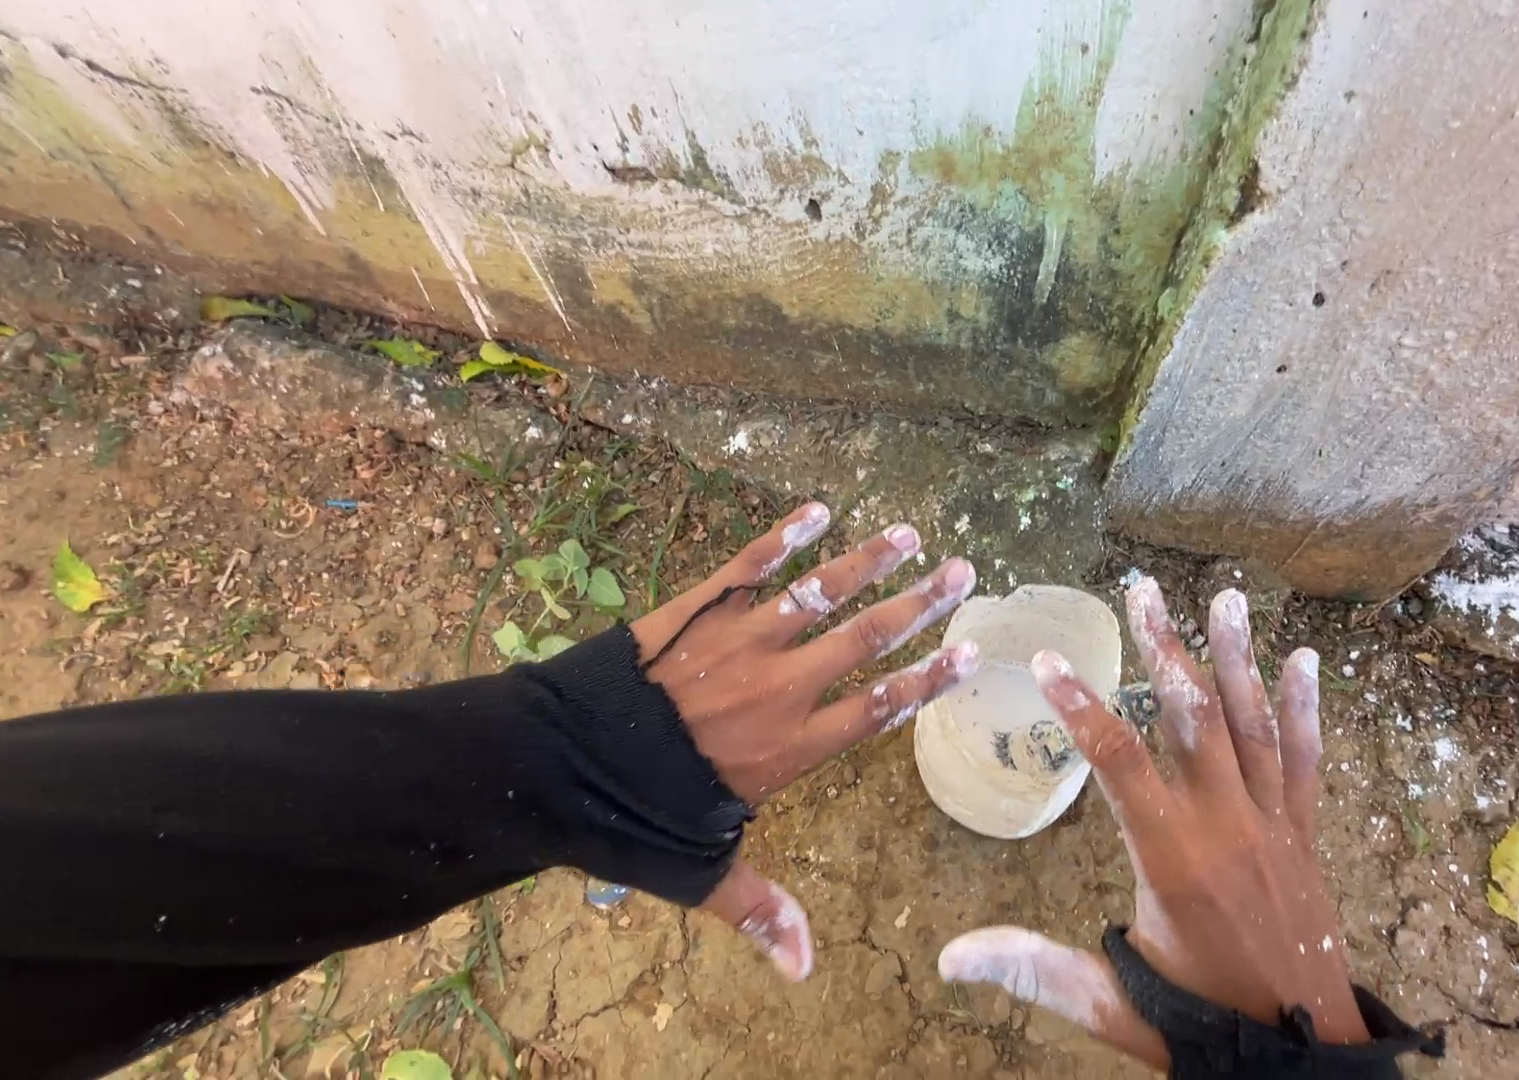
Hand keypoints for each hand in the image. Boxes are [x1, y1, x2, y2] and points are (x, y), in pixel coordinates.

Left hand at [631, 502, 978, 982]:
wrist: (548, 765)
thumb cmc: (631, 817)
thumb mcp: (699, 872)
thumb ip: (760, 907)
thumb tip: (808, 971)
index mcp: (788, 746)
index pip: (878, 706)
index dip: (929, 678)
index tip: (970, 650)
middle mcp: (778, 685)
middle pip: (865, 639)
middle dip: (920, 606)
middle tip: (962, 573)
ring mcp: (740, 639)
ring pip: (820, 592)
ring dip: (869, 561)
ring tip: (909, 535)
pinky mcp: (699, 607)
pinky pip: (752, 563)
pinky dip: (786, 535)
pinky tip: (819, 509)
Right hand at [937, 577, 1363, 1067]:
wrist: (1306, 1056)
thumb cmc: (1200, 1019)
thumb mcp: (1110, 1000)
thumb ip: (1034, 968)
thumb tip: (951, 958)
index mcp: (1172, 854)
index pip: (1118, 760)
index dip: (1079, 705)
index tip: (1045, 659)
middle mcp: (1225, 821)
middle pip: (1193, 716)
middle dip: (1165, 647)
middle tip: (1144, 590)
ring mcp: (1272, 820)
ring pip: (1251, 723)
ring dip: (1235, 655)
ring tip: (1225, 596)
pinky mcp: (1304, 829)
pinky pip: (1305, 757)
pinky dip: (1304, 707)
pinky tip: (1304, 660)